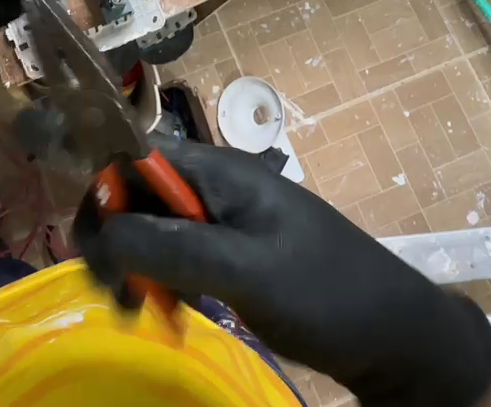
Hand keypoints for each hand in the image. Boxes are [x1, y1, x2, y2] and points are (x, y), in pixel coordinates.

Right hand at [75, 137, 490, 406]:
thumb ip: (171, 246)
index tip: (93, 252)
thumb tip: (99, 230)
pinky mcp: (232, 246)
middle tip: (117, 294)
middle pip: (138, 191)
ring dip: (136, 262)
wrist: (396, 333)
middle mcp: (213, 181)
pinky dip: (163, 278)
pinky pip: (178, 250)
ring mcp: (224, 214)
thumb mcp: (245, 270)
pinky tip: (172, 310)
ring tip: (140, 310)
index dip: (103, 194)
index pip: (133, 157)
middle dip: (116, 237)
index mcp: (215, 168)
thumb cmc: (324, 291)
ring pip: (154, 224)